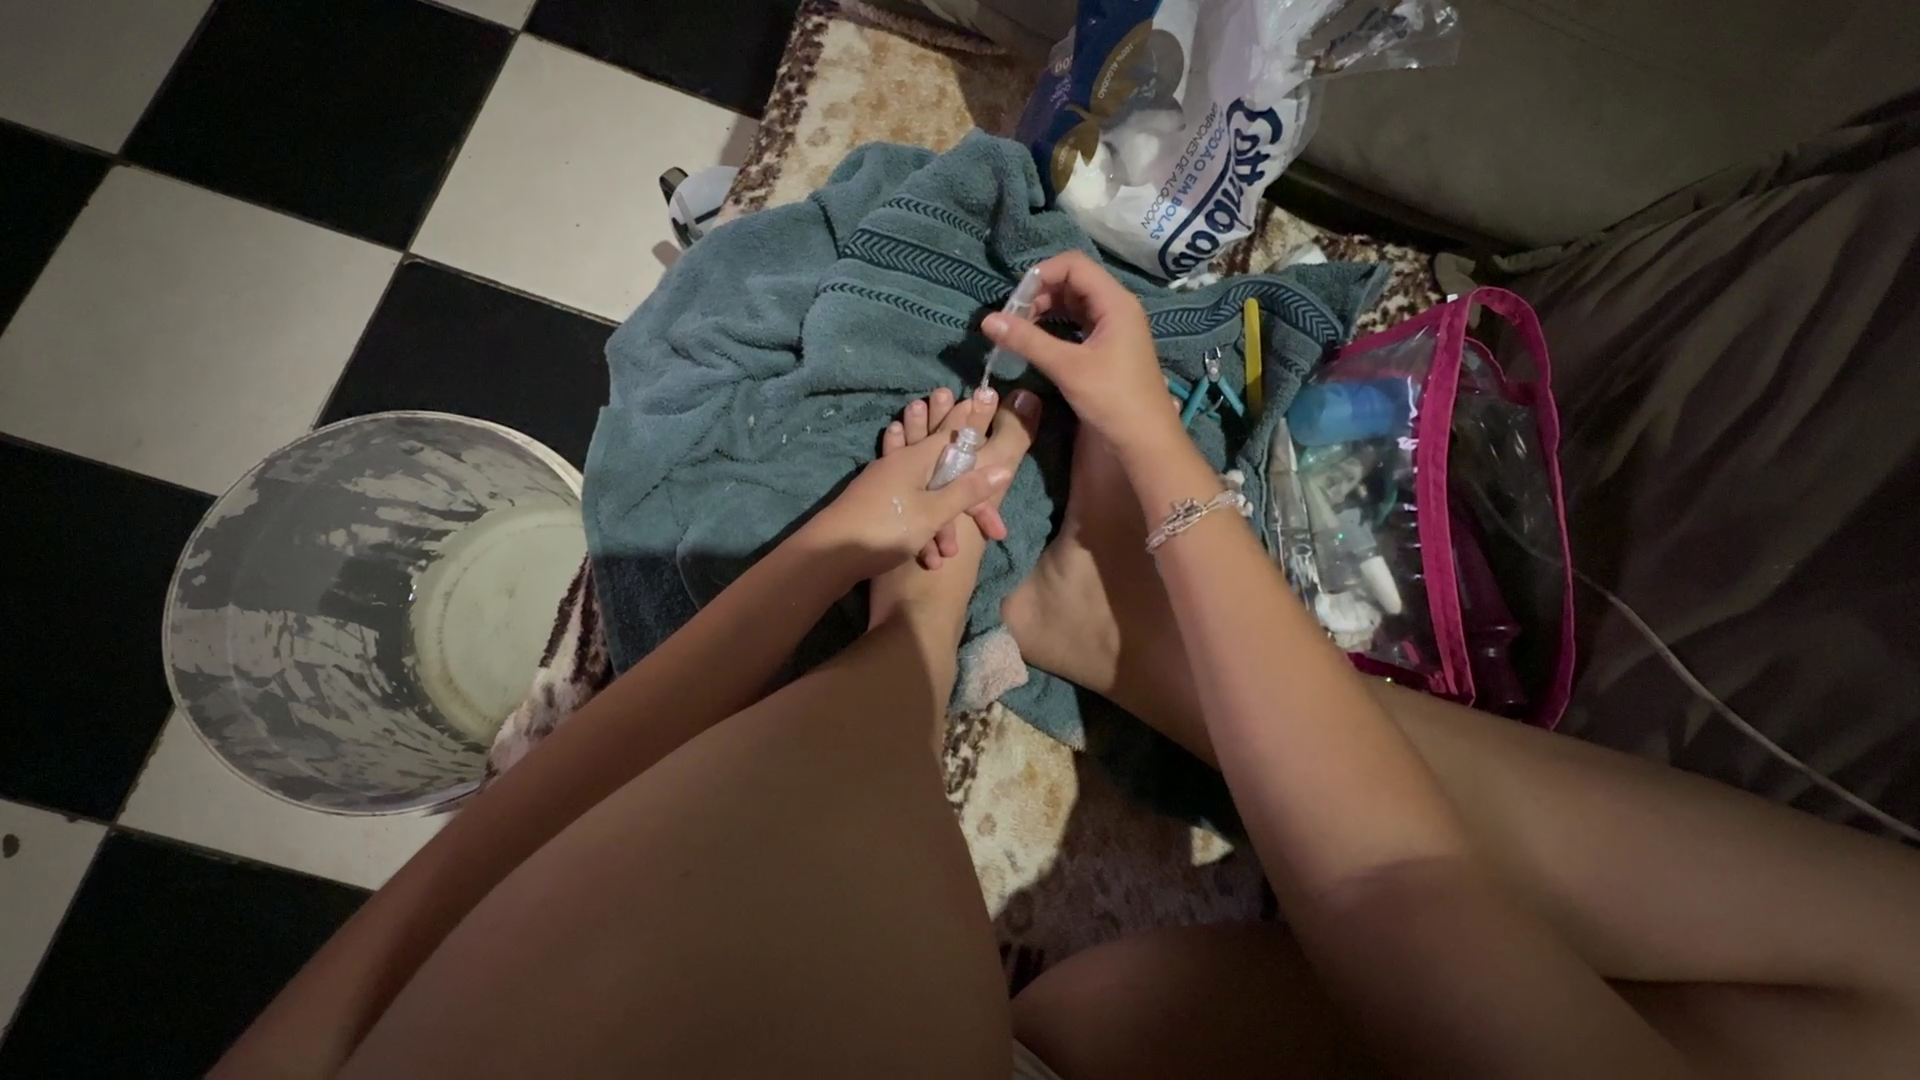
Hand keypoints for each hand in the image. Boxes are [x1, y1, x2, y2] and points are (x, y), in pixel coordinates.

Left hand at [803, 395, 1018, 579]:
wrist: (827, 555)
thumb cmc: (885, 528)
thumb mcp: (933, 512)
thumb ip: (967, 491)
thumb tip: (1003, 468)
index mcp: (916, 457)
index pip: (956, 438)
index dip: (981, 443)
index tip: (999, 442)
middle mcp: (902, 464)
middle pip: (948, 475)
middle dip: (969, 507)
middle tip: (995, 531)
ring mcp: (887, 485)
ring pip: (929, 499)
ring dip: (942, 529)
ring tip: (945, 558)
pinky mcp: (877, 505)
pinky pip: (910, 512)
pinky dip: (922, 533)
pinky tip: (926, 560)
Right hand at [983, 251, 1184, 460]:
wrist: (1145, 440)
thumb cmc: (1113, 399)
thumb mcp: (1067, 368)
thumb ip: (1028, 341)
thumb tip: (988, 320)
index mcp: (1115, 302)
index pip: (1073, 265)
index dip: (1040, 275)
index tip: (1014, 302)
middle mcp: (1117, 307)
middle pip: (1073, 281)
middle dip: (1040, 294)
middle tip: (1012, 320)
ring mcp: (1115, 327)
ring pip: (1075, 303)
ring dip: (1046, 311)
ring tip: (1020, 331)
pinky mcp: (1110, 346)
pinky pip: (1079, 323)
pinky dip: (1057, 326)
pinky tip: (1039, 342)